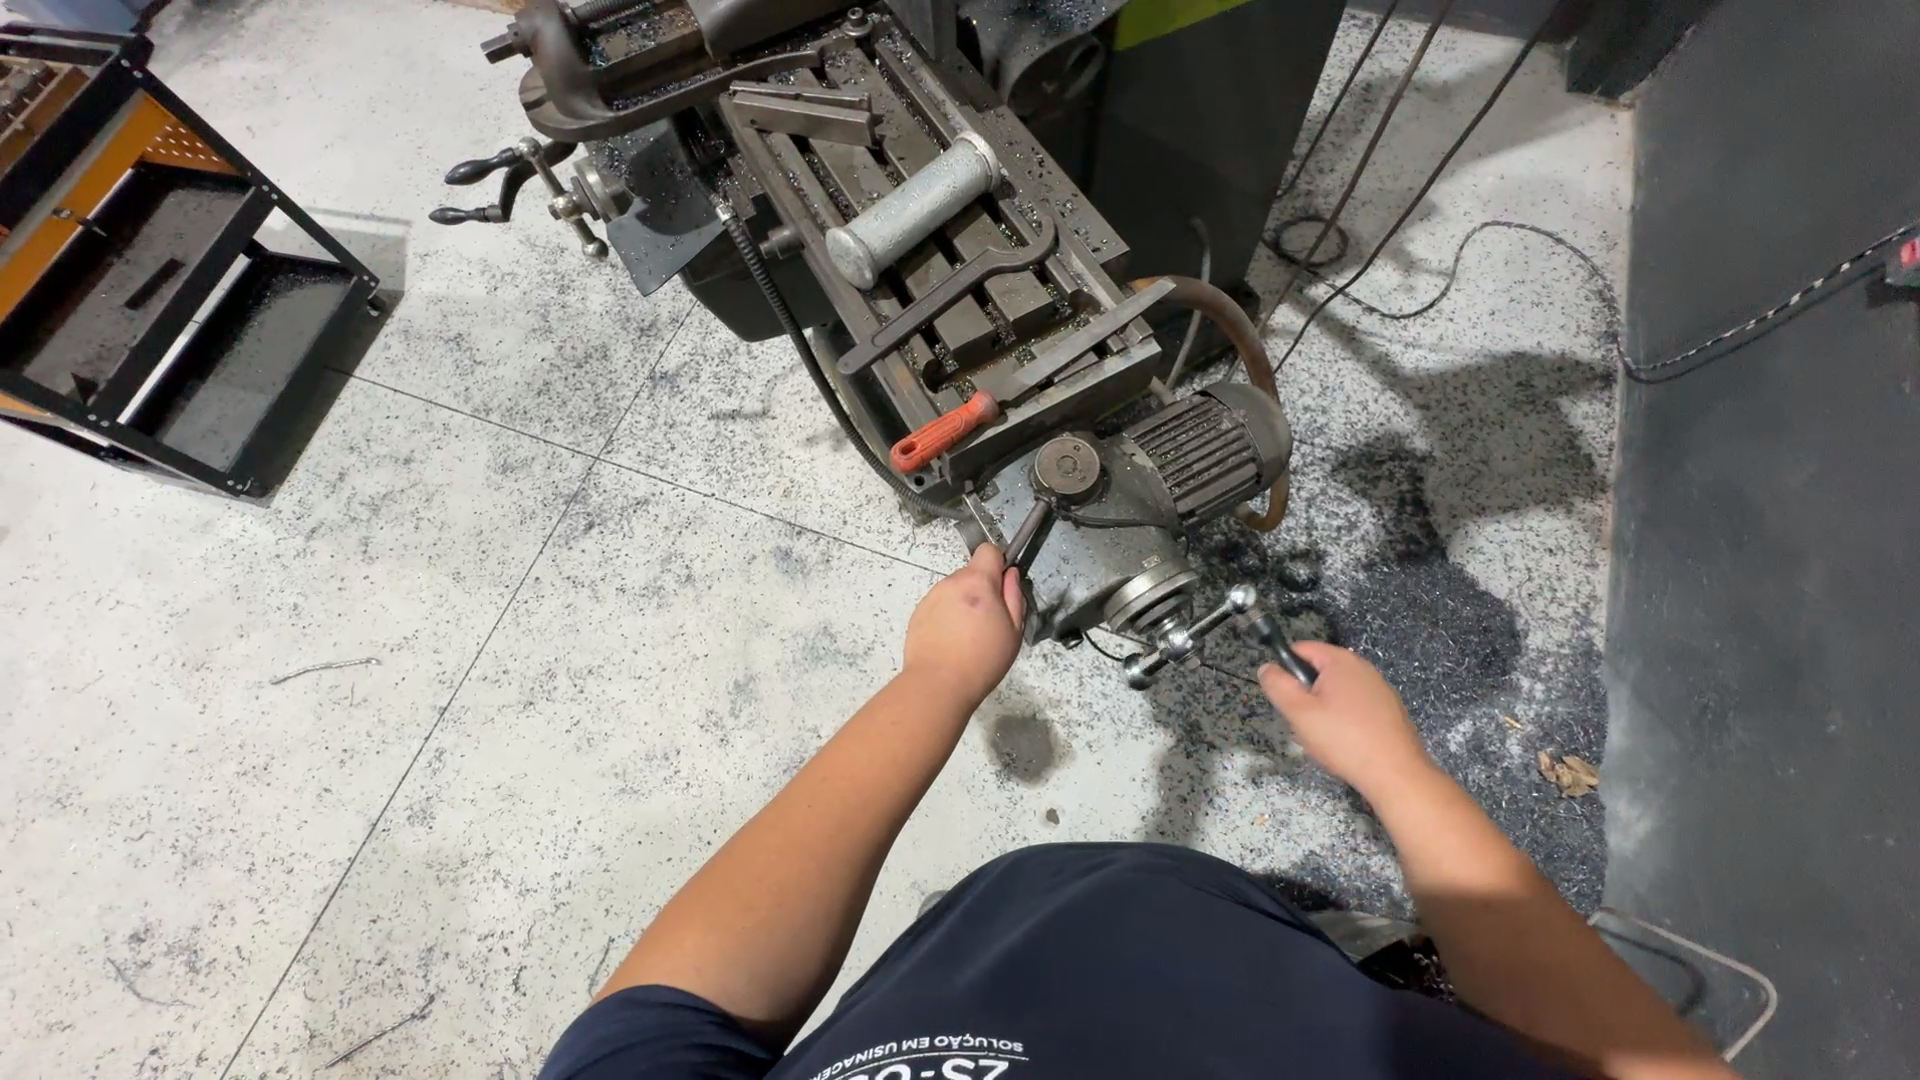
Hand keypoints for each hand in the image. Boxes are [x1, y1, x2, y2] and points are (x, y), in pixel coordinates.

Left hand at [901, 545, 1025, 706]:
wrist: (938, 684)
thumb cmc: (982, 659)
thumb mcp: (1013, 630)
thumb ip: (1014, 596)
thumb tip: (1010, 575)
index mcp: (978, 582)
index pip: (988, 551)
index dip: (997, 565)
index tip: (1001, 587)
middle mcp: (951, 582)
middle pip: (970, 574)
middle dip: (980, 590)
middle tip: (987, 622)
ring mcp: (931, 597)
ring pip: (954, 591)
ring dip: (962, 604)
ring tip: (967, 637)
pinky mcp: (918, 613)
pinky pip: (938, 606)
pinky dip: (946, 617)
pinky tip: (950, 643)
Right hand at [1259, 643, 1436, 798]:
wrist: (1396, 775)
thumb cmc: (1343, 739)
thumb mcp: (1299, 712)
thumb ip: (1277, 685)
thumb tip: (1267, 668)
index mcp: (1341, 661)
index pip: (1301, 649)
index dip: (1285, 669)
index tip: (1285, 697)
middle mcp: (1363, 668)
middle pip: (1318, 672)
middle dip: (1305, 694)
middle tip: (1303, 722)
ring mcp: (1379, 689)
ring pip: (1335, 692)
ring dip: (1322, 709)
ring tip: (1323, 738)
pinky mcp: (1389, 710)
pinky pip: (1354, 706)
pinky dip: (1343, 720)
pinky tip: (1344, 744)